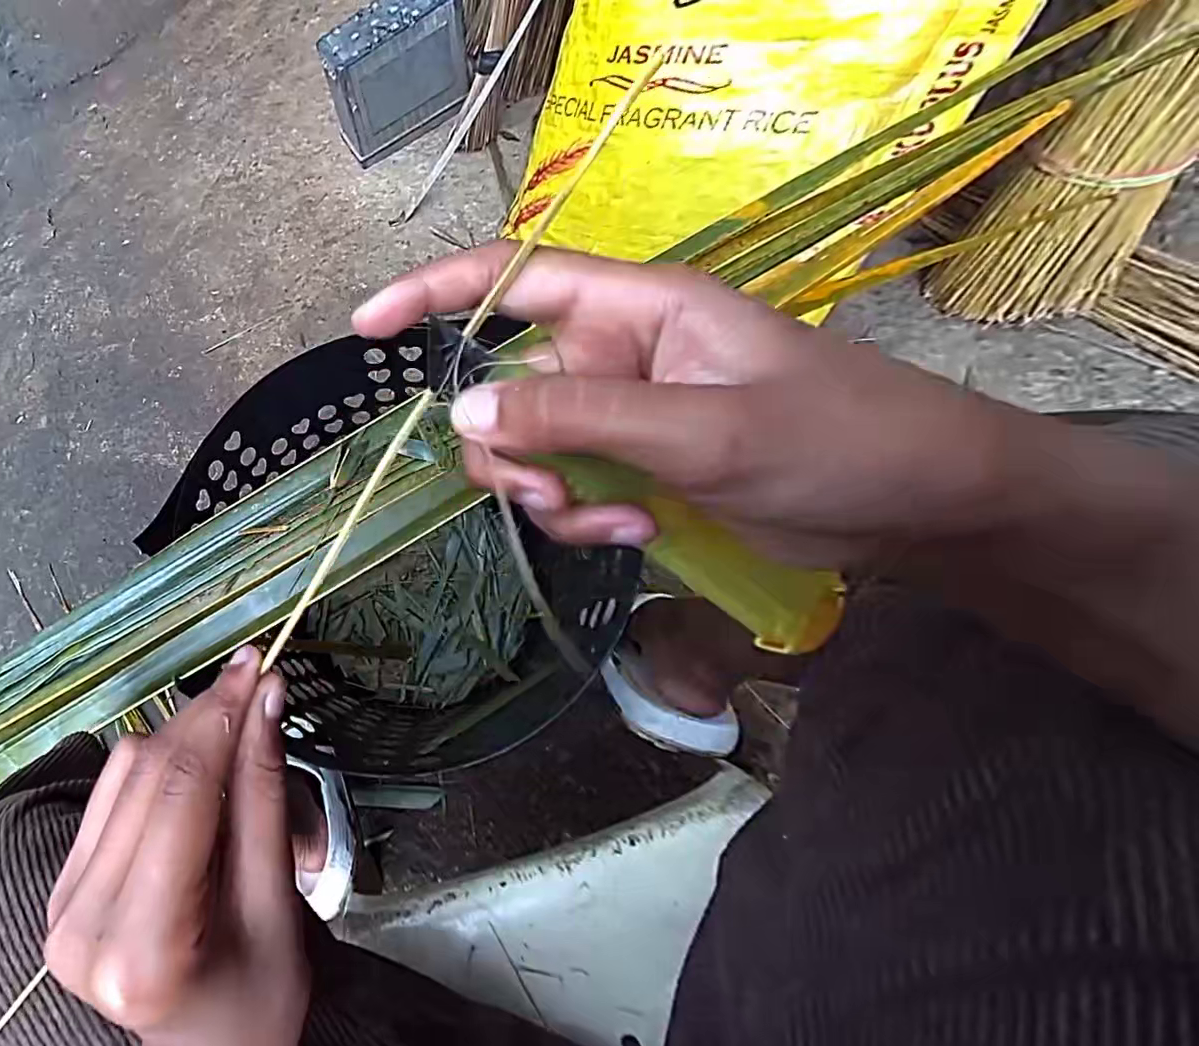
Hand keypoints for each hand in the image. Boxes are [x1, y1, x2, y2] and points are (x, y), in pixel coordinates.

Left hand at [44, 647, 306, 1045]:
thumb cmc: (258, 997)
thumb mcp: (275, 903)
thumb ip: (263, 795)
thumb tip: (267, 701)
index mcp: (143, 947)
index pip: (182, 793)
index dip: (222, 716)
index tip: (258, 669)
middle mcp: (82, 924)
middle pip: (148, 773)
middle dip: (206, 714)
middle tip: (254, 678)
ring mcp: (61, 903)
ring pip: (125, 769)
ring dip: (185, 734)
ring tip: (235, 730)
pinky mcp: (61, 882)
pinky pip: (111, 788)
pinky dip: (159, 761)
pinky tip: (198, 763)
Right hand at [353, 242, 1050, 570]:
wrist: (915, 510)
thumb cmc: (837, 438)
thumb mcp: (700, 428)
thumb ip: (577, 417)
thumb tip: (463, 416)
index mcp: (631, 310)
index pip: (511, 279)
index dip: (432, 294)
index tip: (367, 328)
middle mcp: (607, 354)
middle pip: (500, 391)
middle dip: (509, 452)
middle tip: (548, 497)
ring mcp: (609, 413)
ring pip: (521, 451)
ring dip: (545, 495)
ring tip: (608, 520)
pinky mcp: (617, 463)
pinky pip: (555, 488)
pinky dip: (576, 517)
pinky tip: (632, 529)